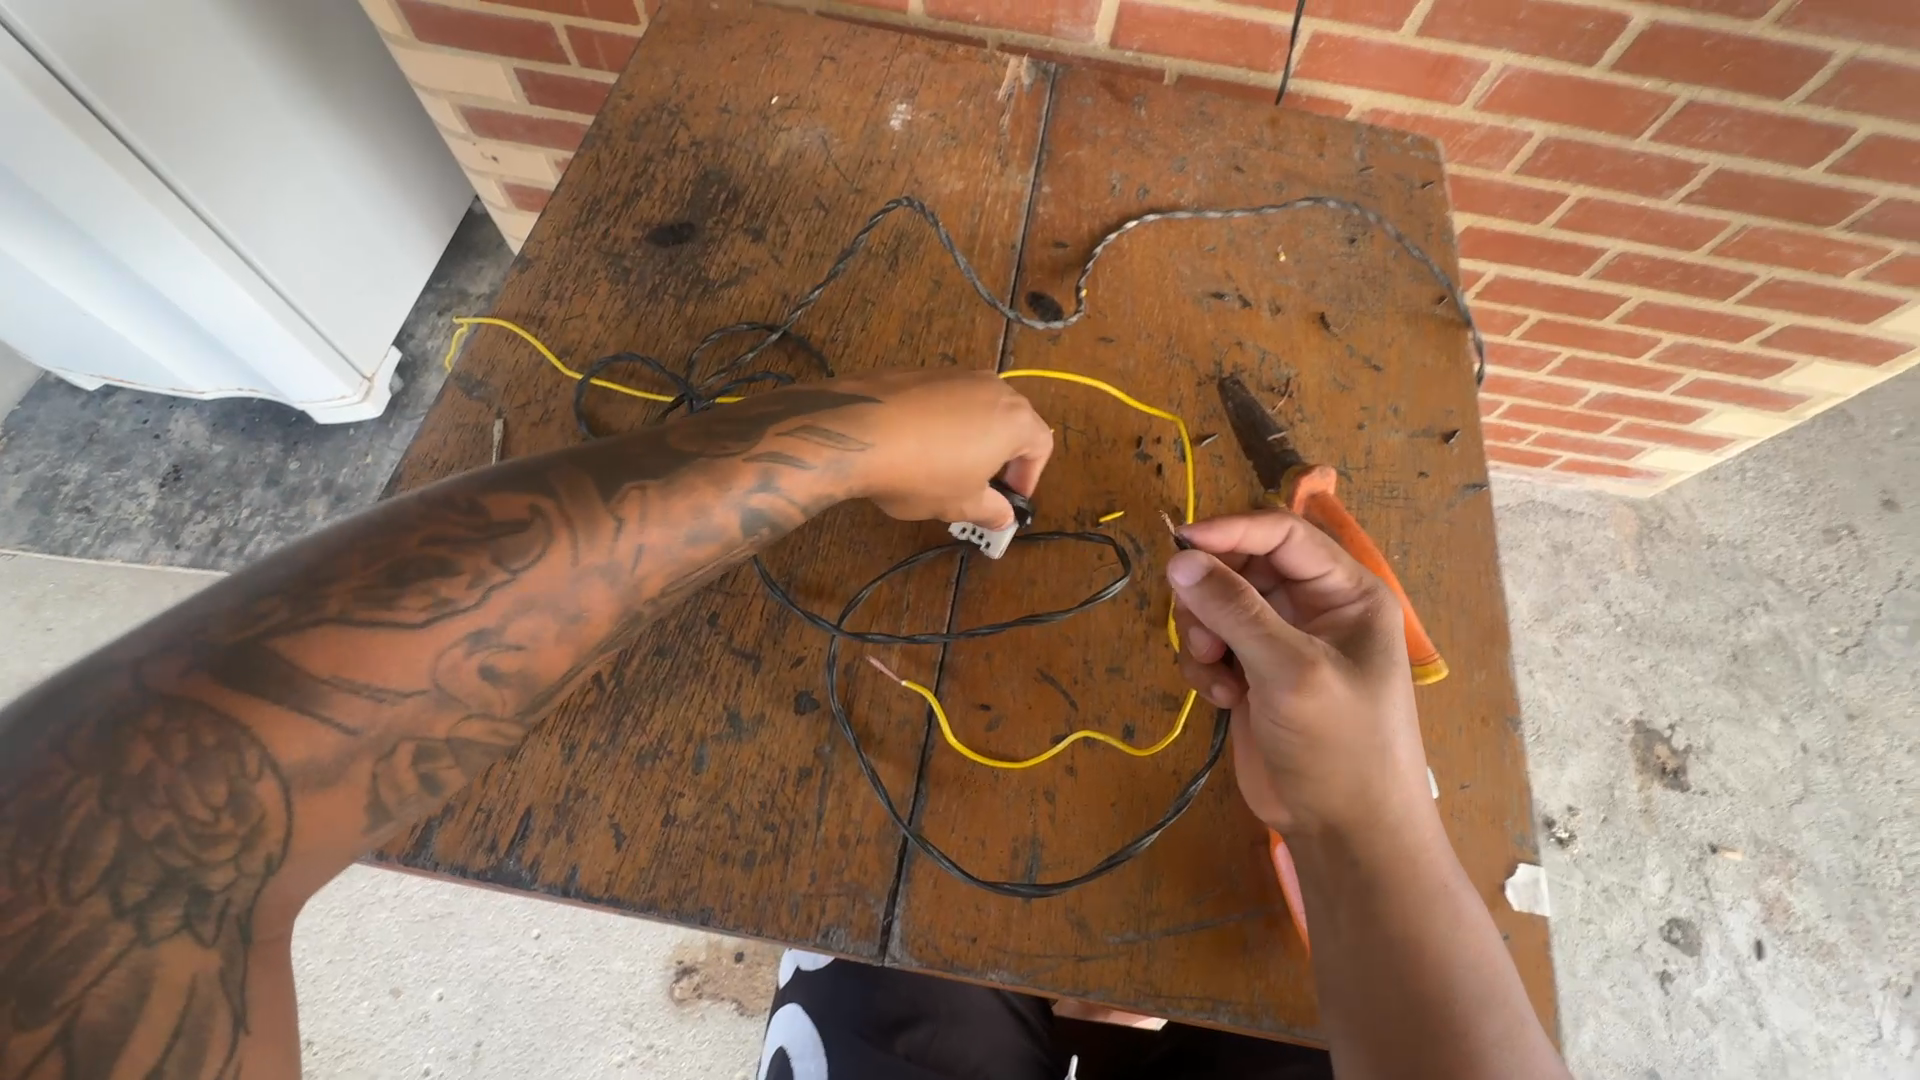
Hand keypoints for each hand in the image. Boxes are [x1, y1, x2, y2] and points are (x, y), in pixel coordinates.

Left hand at [832, 368, 1052, 526]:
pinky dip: (942, 424)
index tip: (1006, 501)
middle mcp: (992, 386)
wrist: (855, 434)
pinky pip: (944, 400)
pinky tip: (915, 448)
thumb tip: (1003, 517)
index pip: (1042, 446)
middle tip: (981, 487)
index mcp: (1015, 418)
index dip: (1028, 478)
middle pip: (1012, 423)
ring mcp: (954, 373)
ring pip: (977, 409)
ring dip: (972, 439)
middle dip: (1002, 457)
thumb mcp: (961, 504)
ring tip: (945, 469)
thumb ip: (991, 511)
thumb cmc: (922, 474)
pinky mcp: (919, 371)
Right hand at [1165, 510, 1432, 838]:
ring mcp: (1279, 641)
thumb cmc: (1341, 745)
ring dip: (1203, 634)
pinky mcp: (1252, 672)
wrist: (1343, 831)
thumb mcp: (1291, 670)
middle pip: (1241, 567)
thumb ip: (1234, 610)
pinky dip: (1205, 666)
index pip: (1281, 535)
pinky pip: (1210, 644)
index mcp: (1345, 591)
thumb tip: (1178, 559)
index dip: (1230, 531)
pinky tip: (1222, 699)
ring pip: (1216, 604)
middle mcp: (1312, 607)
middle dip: (1211, 595)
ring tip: (1214, 671)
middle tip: (1199, 631)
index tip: (1179, 544)